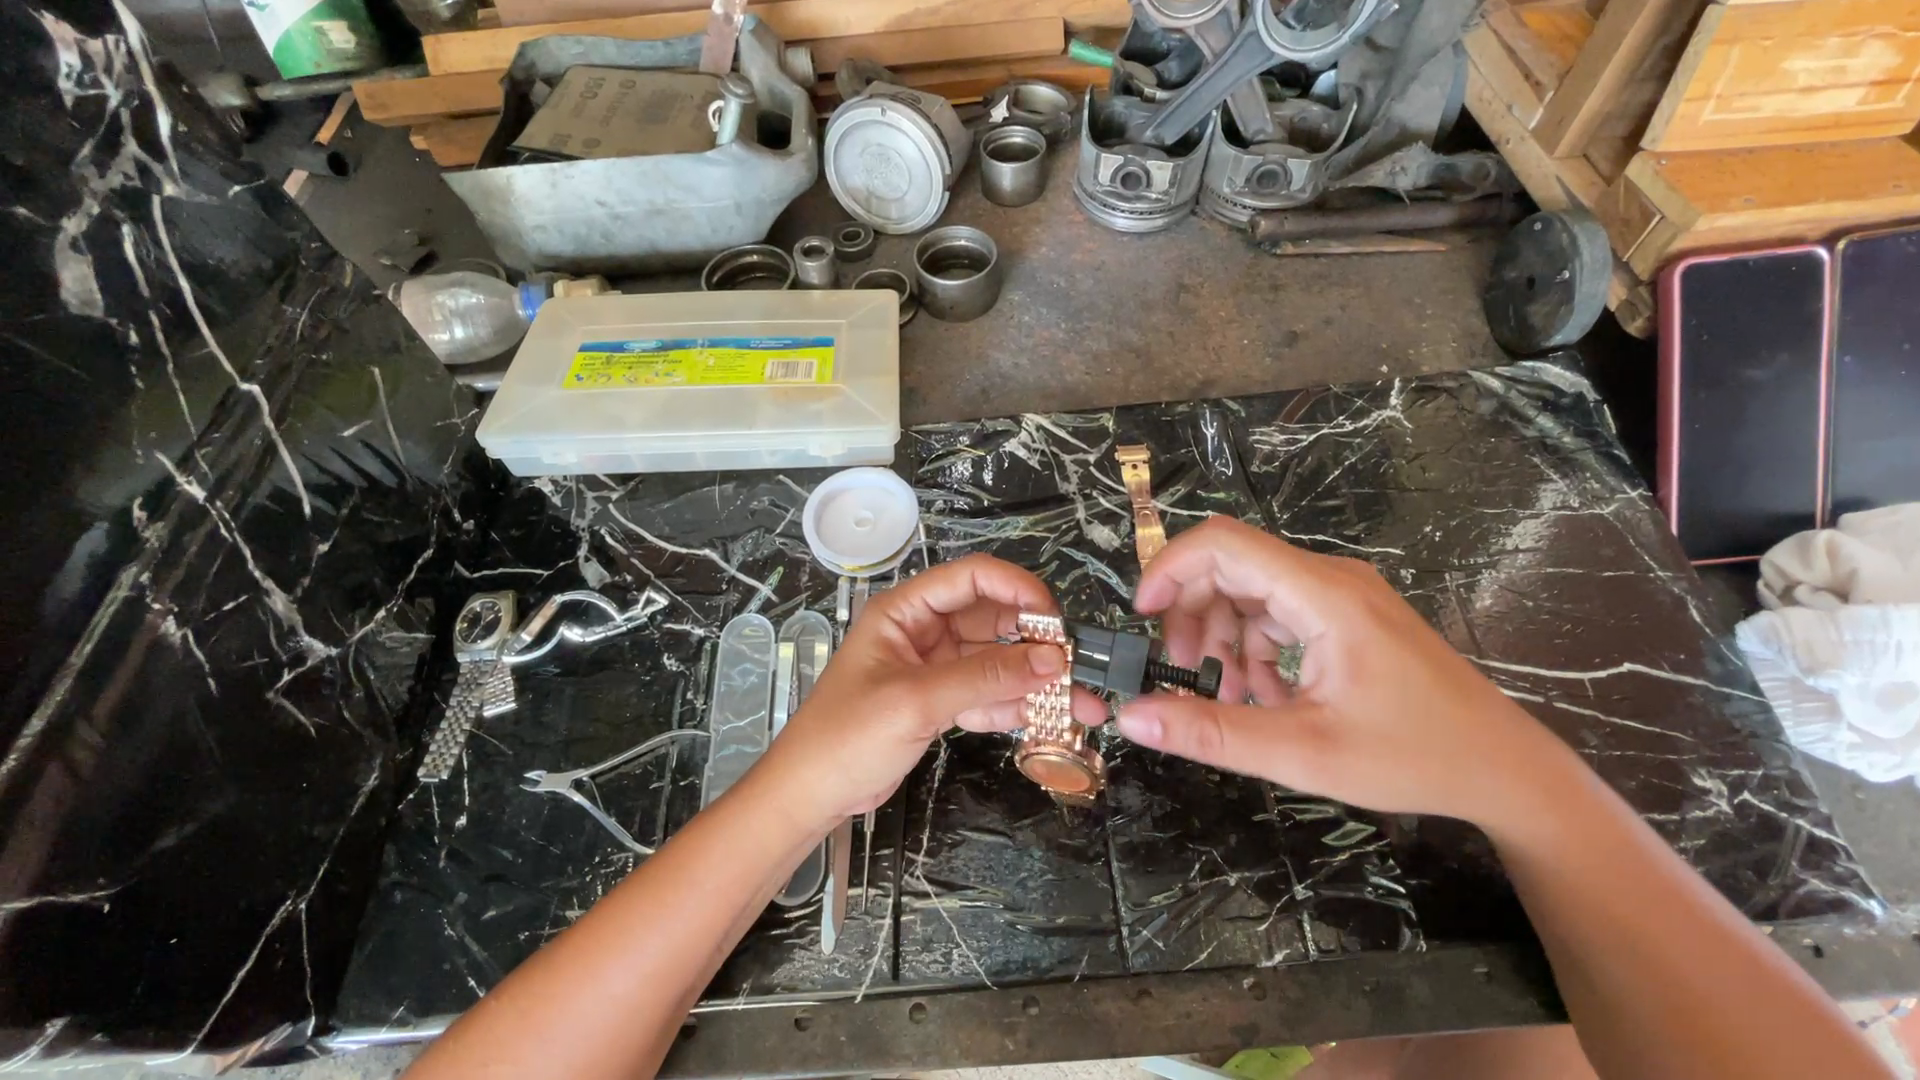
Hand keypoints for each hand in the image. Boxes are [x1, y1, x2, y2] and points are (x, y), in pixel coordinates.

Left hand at [762, 554, 1104, 822]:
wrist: (810, 794)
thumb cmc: (848, 735)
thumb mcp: (917, 701)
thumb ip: (985, 677)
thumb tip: (1052, 659)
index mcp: (905, 611)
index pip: (971, 579)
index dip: (1016, 588)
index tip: (1055, 618)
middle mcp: (923, 632)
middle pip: (991, 621)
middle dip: (1034, 643)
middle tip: (1076, 666)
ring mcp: (933, 669)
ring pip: (994, 663)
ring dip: (1034, 682)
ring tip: (1081, 705)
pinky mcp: (939, 704)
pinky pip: (986, 696)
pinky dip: (1014, 708)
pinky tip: (1050, 722)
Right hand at [1116, 517, 1576, 825]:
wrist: (1506, 770)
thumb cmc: (1413, 757)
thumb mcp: (1302, 753)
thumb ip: (1211, 733)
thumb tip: (1132, 718)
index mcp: (1323, 596)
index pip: (1223, 544)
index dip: (1170, 569)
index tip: (1141, 618)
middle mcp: (1330, 580)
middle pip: (1232, 567)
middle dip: (1192, 616)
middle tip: (1181, 674)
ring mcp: (1343, 596)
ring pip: (1252, 592)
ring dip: (1223, 639)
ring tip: (1224, 698)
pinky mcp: (1348, 617)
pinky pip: (1280, 614)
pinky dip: (1255, 649)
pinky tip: (1262, 697)